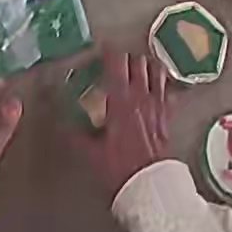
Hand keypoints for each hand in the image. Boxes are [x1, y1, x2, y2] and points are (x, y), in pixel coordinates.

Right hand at [79, 51, 173, 196]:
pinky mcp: (168, 113)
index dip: (109, 52)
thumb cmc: (119, 167)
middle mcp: (142, 95)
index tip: (102, 47)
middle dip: (127, 58)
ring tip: (138, 67)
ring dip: (146, 65)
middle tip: (116, 61)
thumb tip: (62, 124)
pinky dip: (162, 82)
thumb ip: (76, 134)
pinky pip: (168, 89)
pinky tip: (157, 85)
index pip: (117, 64)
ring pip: (156, 71)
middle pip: (138, 62)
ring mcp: (158, 102)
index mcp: (121, 99)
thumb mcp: (90, 152)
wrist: (149, 184)